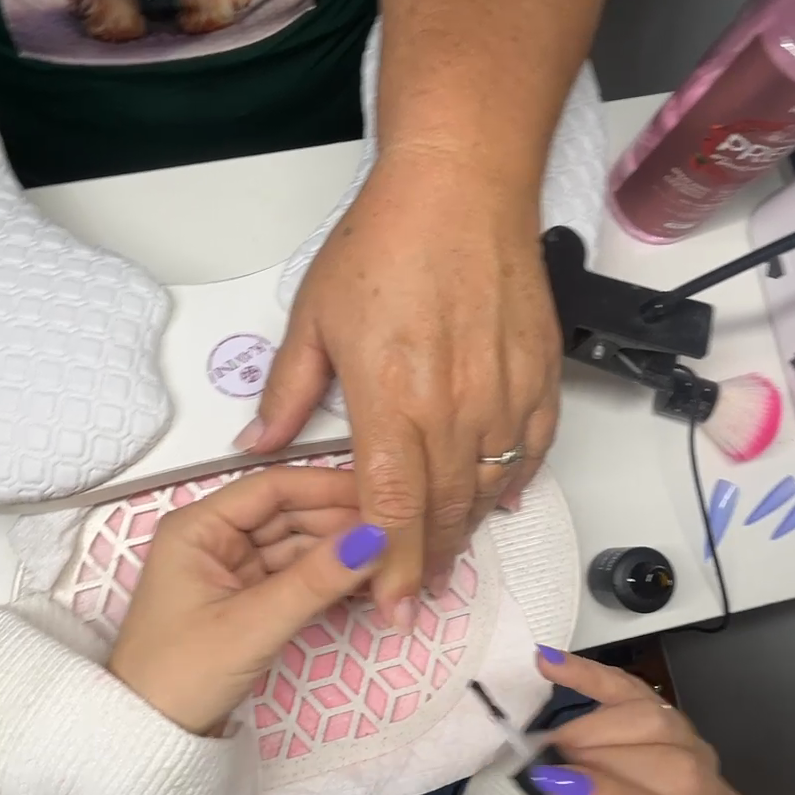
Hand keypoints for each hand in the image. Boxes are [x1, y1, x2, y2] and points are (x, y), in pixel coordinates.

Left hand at [107, 467, 387, 734]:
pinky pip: (297, 574)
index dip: (327, 486)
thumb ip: (314, 581)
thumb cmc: (181, 675)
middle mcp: (216, 536)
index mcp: (199, 526)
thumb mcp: (250, 625)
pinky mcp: (249, 596)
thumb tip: (376, 538)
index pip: (272, 488)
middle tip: (396, 530)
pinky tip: (366, 578)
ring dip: (340, 552)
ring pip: (298, 545)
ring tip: (392, 555)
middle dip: (340, 522)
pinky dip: (328, 577)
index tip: (378, 492)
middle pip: (289, 514)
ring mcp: (234, 567)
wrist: (149, 740)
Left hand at [248, 150, 561, 616]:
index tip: (391, 606)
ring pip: (488, 490)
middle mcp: (452, 409)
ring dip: (467, 531)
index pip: (391, 509)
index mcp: (391, 400)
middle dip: (429, 564)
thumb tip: (257, 442)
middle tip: (416, 596)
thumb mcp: (314, 316)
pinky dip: (513, 483)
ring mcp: (502, 395)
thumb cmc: (384, 245)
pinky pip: (530, 450)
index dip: (390, 566)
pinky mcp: (537, 377)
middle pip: (443, 512)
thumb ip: (288, 391)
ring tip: (448, 558)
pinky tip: (499, 500)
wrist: (459, 188)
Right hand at [510, 649, 750, 794]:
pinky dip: (591, 674)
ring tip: (554, 747)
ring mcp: (701, 760)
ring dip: (596, 727)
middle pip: (678, 771)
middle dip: (601, 761)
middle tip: (545, 768)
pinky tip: (549, 663)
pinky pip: (636, 689)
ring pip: (662, 723)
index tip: (554, 786)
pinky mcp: (669, 720)